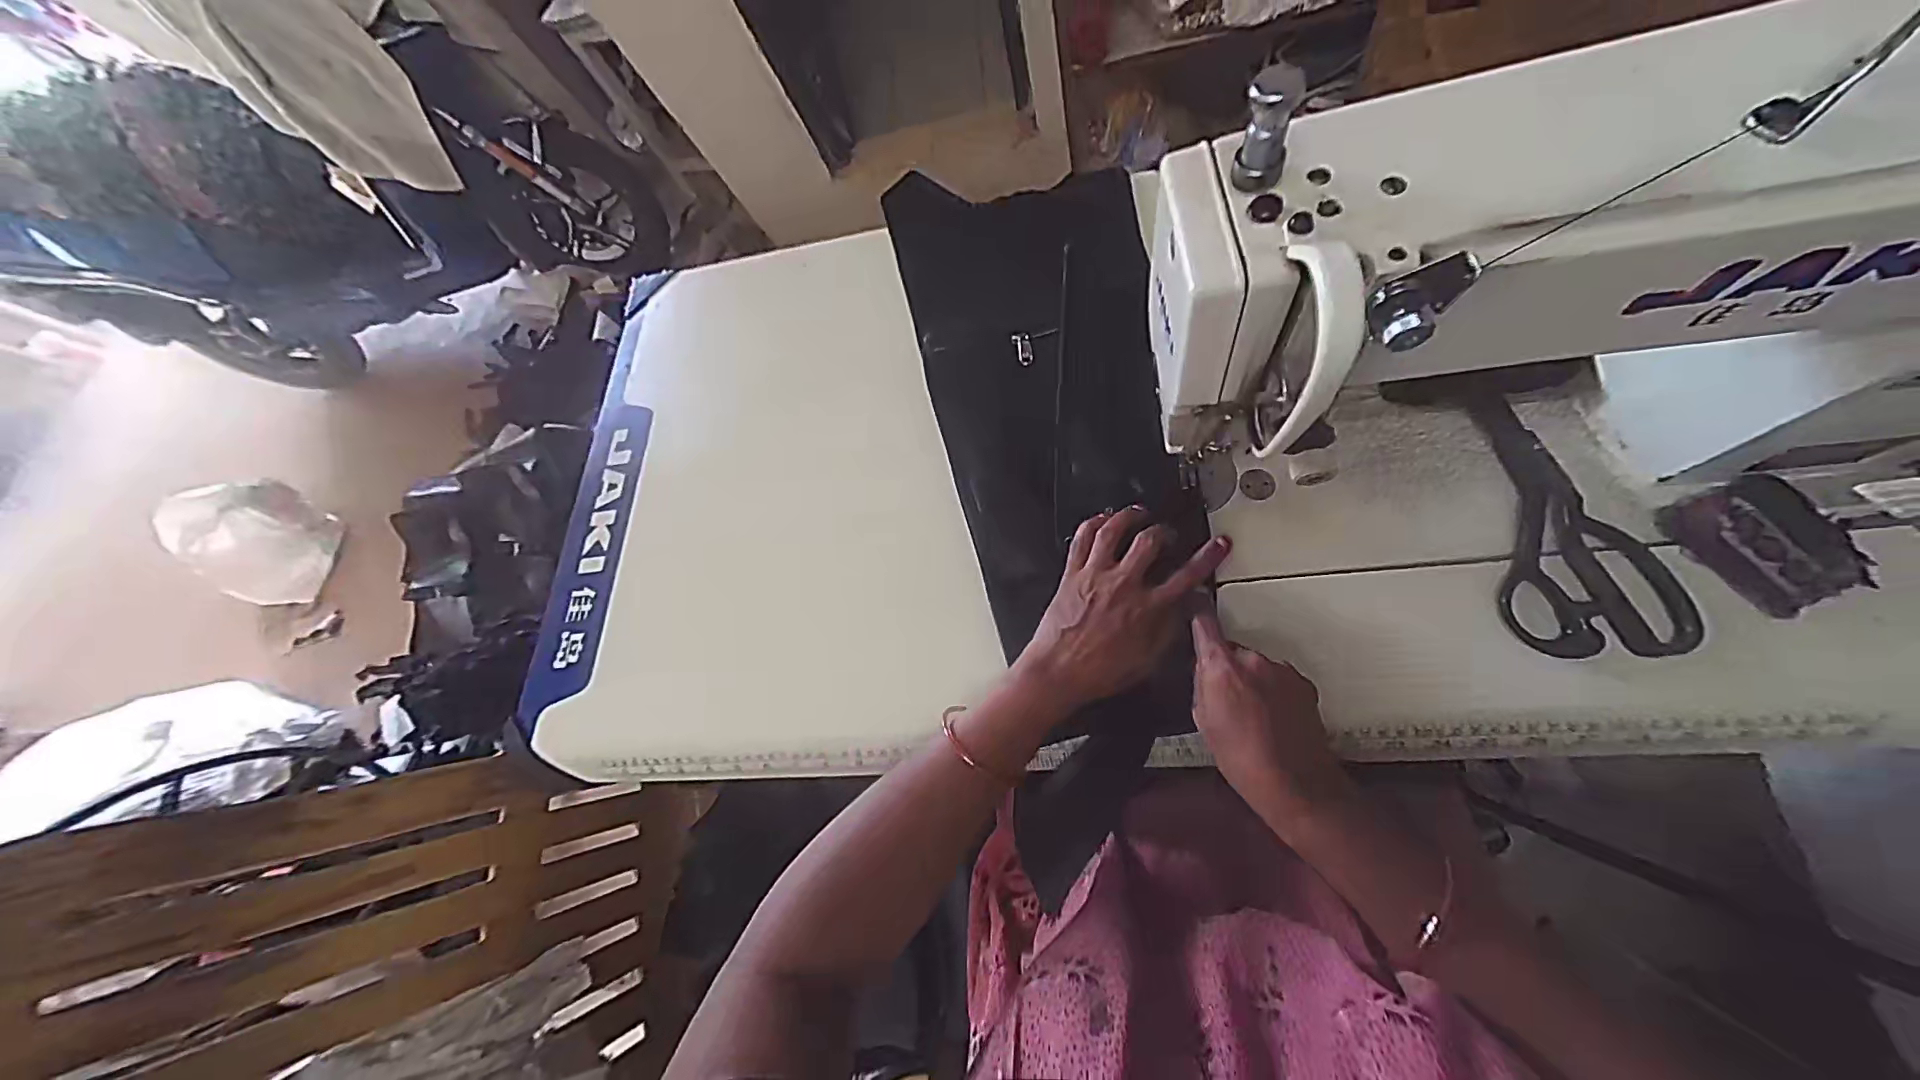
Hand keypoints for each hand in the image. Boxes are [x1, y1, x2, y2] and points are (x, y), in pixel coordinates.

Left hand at [1012, 507, 1231, 714]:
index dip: (1207, 557)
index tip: (1217, 545)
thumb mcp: (1147, 659)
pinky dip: (1092, 524)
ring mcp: (1094, 576)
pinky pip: (1081, 539)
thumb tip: (1187, 609)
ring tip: (1137, 514)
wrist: (1057, 672)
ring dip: (1128, 516)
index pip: (1186, 576)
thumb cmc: (1097, 671)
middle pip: (1150, 541)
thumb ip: (1170, 629)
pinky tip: (1100, 520)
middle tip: (1167, 532)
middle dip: (1164, 531)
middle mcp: (1122, 586)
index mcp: (1145, 608)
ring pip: (1113, 531)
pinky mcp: (1071, 575)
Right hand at [1191, 608, 1348, 811]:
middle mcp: (1253, 660)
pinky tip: (1271, 719)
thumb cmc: (1241, 758)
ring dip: (1252, 680)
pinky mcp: (1303, 683)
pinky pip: (1278, 678)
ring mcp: (1281, 670)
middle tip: (1225, 699)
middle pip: (1232, 650)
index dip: (1198, 612)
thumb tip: (1203, 669)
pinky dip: (1273, 691)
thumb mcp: (1203, 721)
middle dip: (1227, 667)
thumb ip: (1201, 685)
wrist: (1294, 783)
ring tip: (1252, 715)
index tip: (1195, 604)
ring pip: (1256, 665)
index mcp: (1221, 667)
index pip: (1205, 623)